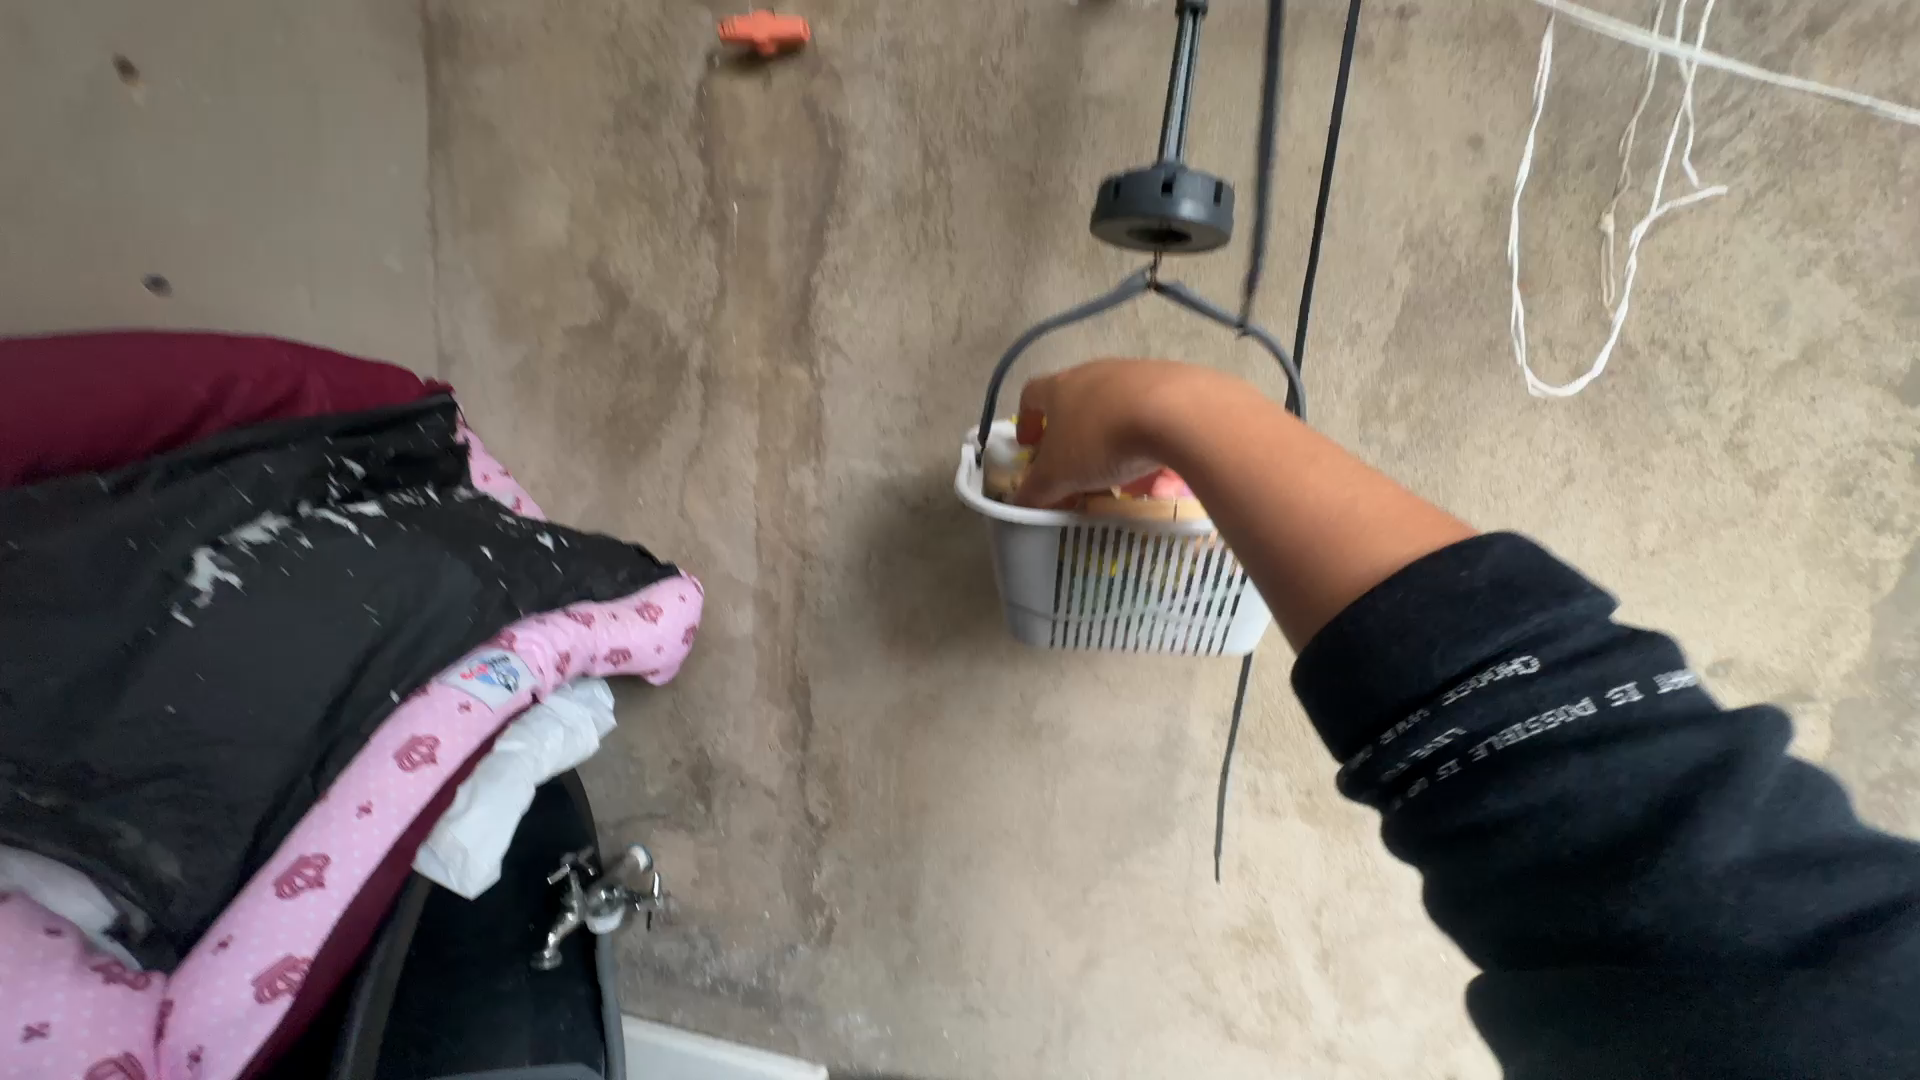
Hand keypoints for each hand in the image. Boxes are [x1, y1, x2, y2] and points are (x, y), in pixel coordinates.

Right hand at [1012, 359, 1234, 507]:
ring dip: (1113, 441)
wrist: (1176, 413)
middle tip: (1076, 468)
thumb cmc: (1100, 439)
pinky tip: (1159, 472)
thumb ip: (1035, 490)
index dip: (1027, 420)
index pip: (1032, 395)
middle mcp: (1095, 373)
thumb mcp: (1058, 475)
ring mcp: (1136, 374)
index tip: (1029, 446)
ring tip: (1121, 476)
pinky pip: (1153, 417)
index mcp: (1060, 388)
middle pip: (1076, 402)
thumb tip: (1019, 505)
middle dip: (1074, 436)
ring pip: (1117, 410)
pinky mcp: (1173, 384)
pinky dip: (1150, 444)